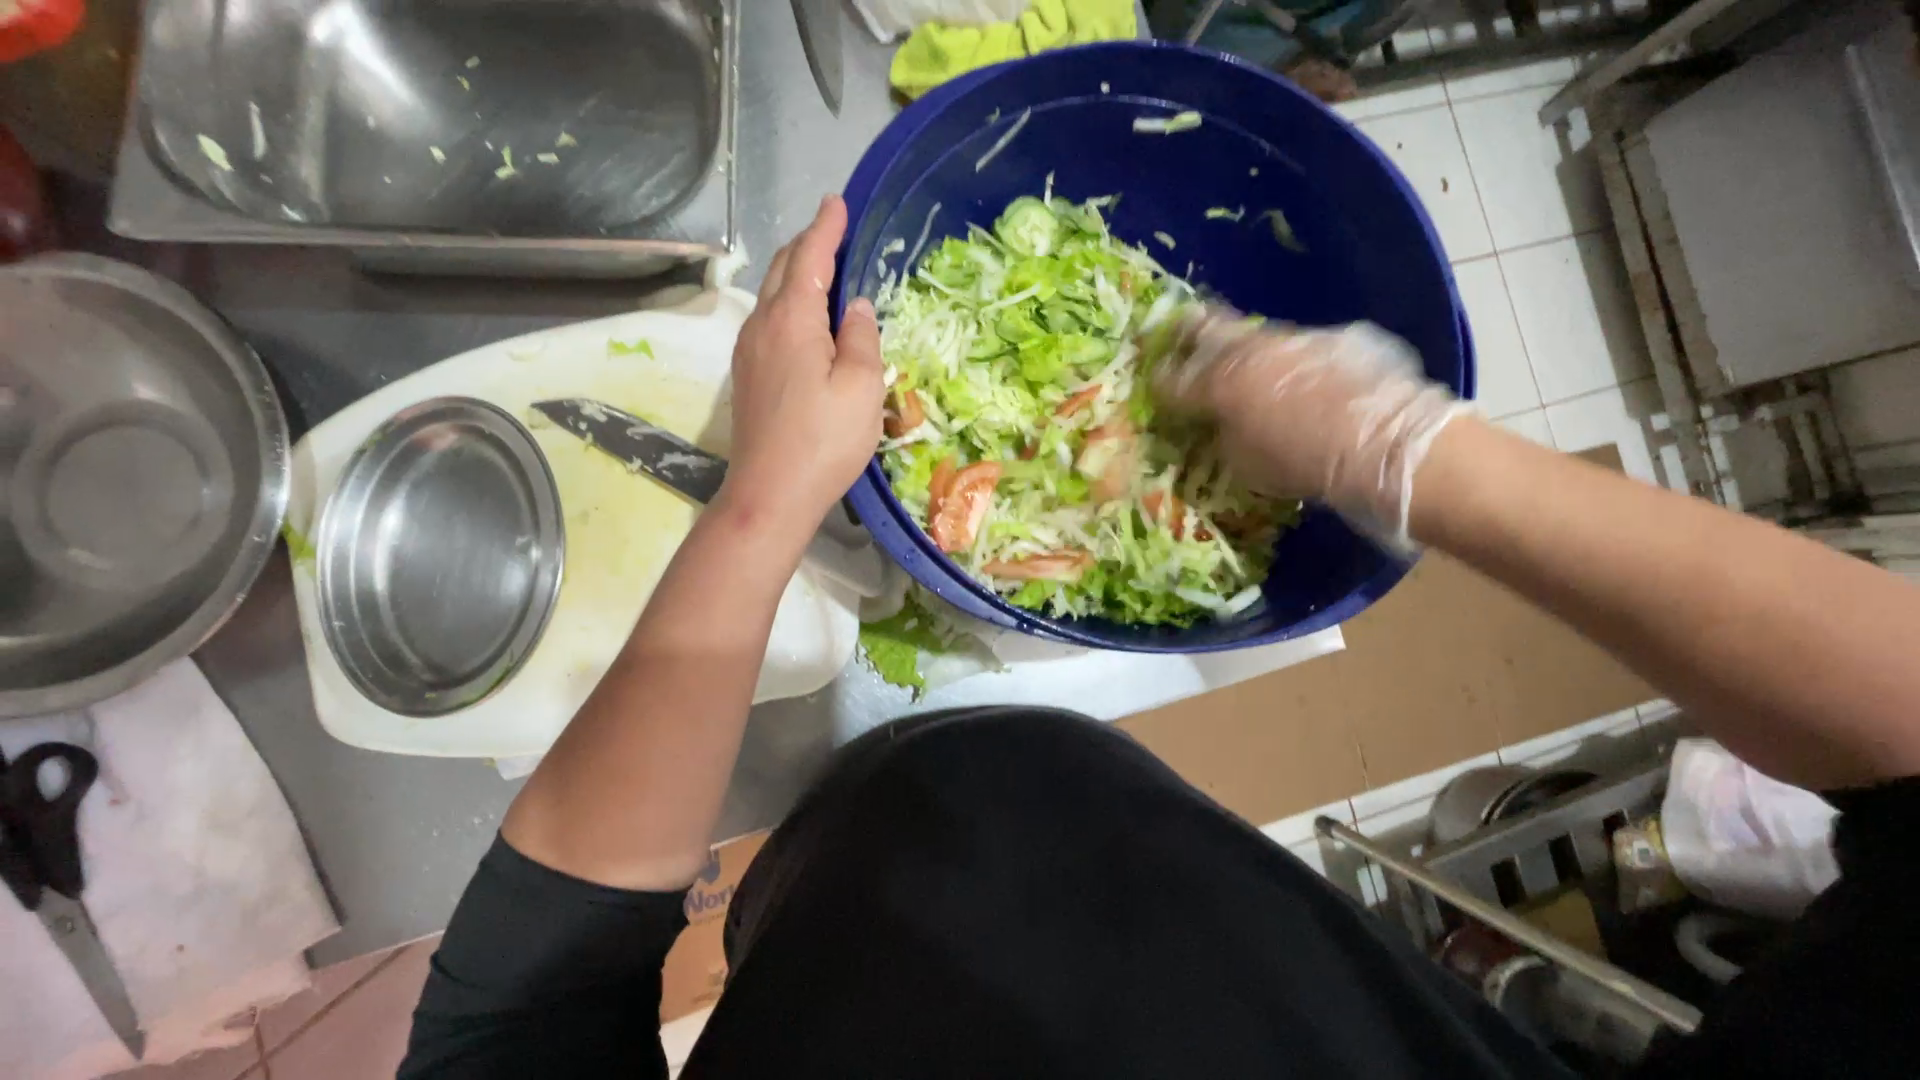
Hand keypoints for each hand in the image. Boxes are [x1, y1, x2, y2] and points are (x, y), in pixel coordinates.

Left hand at [717, 194, 885, 534]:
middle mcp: (761, 326)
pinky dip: (788, 303)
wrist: (769, 494)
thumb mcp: (860, 388)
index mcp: (791, 320)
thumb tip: (854, 304)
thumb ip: (860, 338)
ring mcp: (748, 352)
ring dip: (794, 273)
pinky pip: (768, 321)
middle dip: (806, 244)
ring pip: (770, 296)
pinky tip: (805, 319)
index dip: (826, 228)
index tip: (837, 201)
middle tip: (832, 230)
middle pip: (780, 270)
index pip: (809, 258)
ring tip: (822, 268)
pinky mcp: (747, 377)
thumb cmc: (823, 441)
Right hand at [1156, 306, 1466, 547]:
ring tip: (1236, 359)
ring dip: (1237, 346)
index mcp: (1219, 386)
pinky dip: (1281, 359)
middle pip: (1205, 328)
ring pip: (1250, 335)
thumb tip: (1218, 426)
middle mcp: (1248, 352)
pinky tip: (1291, 376)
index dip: (1160, 382)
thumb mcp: (1246, 465)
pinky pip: (1292, 346)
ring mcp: (1290, 340)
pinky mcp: (1329, 340)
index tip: (1155, 384)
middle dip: (1184, 330)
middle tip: (1175, 330)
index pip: (1173, 380)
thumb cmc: (1305, 464)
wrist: (1387, 444)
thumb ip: (1223, 437)